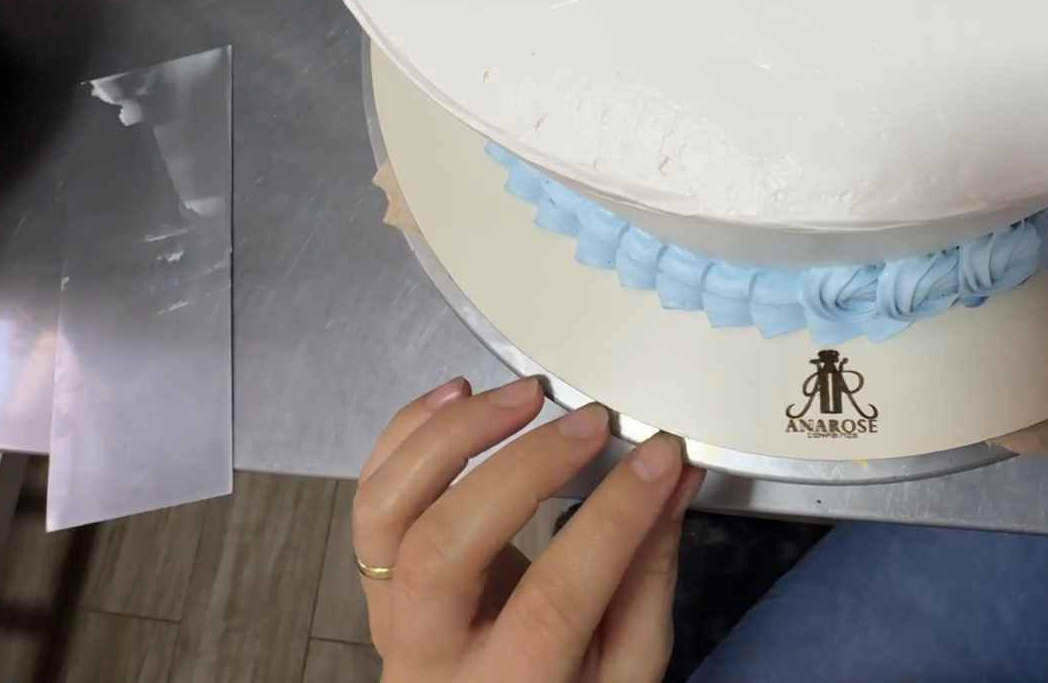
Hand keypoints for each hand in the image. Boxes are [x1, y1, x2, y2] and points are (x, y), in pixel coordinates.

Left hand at [353, 376, 704, 681]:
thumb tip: (674, 475)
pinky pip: (372, 495)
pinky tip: (461, 393)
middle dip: (525, 466)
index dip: (615, 514)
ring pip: (389, 513)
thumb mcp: (627, 665)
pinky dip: (410, 431)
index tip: (659, 453)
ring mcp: (388, 614)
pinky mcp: (377, 573)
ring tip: (525, 394)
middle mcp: (427, 658)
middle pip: (446, 547)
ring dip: (456, 435)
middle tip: (590, 420)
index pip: (555, 598)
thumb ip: (649, 572)